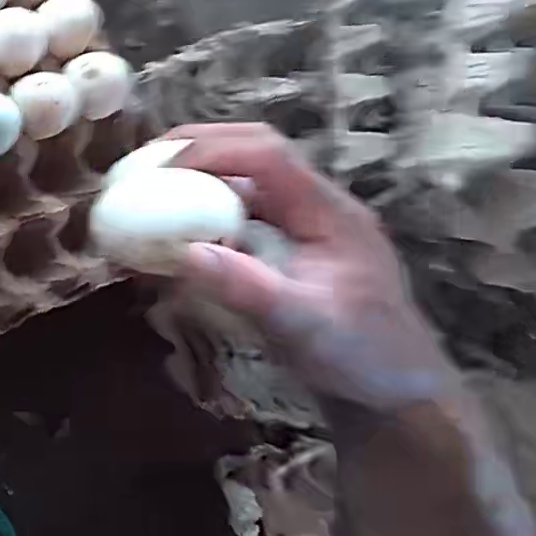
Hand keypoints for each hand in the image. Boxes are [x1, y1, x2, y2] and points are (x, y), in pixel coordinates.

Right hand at [162, 123, 463, 412]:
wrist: (393, 390)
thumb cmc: (358, 356)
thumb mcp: (301, 327)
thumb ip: (246, 288)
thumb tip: (186, 252)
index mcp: (328, 212)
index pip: (265, 154)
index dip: (208, 151)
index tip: (156, 170)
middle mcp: (315, 204)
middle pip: (253, 146)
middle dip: (195, 145)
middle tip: (142, 163)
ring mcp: (300, 219)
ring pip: (243, 170)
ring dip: (195, 167)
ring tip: (148, 181)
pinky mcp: (284, 238)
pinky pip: (237, 200)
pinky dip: (199, 197)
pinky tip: (172, 216)